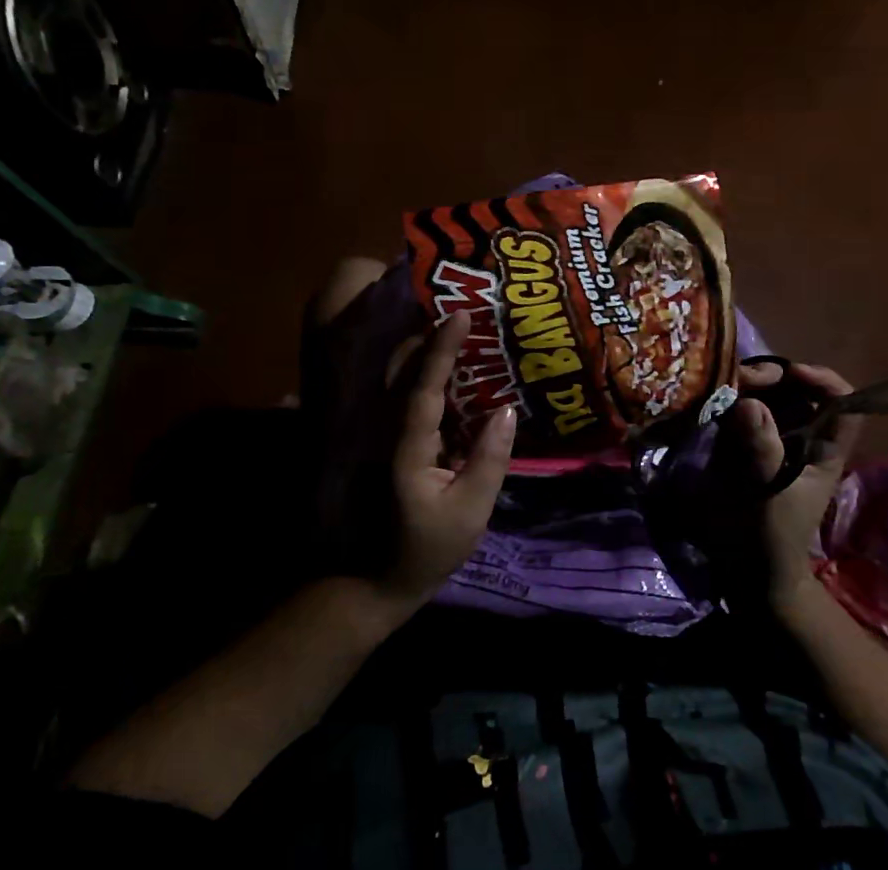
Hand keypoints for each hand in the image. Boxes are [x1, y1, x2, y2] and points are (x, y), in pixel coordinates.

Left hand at [380, 312, 515, 607]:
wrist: (380, 579)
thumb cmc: (428, 548)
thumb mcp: (470, 510)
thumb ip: (488, 460)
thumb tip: (507, 411)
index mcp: (409, 446)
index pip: (425, 387)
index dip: (442, 349)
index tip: (460, 314)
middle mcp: (395, 434)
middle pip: (407, 374)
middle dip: (430, 339)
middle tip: (462, 307)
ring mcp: (396, 441)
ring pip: (409, 386)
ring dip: (430, 355)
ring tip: (462, 330)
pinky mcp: (403, 449)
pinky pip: (419, 404)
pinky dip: (435, 382)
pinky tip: (459, 373)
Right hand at [724, 362, 862, 607]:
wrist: (747, 570)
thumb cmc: (772, 537)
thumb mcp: (771, 494)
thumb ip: (762, 450)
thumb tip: (748, 403)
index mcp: (825, 449)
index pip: (842, 403)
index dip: (823, 380)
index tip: (792, 373)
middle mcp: (800, 436)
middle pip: (797, 390)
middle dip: (773, 377)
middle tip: (741, 378)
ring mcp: (770, 439)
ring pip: (765, 396)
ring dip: (746, 385)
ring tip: (721, 385)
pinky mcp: (740, 444)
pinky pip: (738, 411)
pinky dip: (726, 401)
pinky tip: (710, 398)